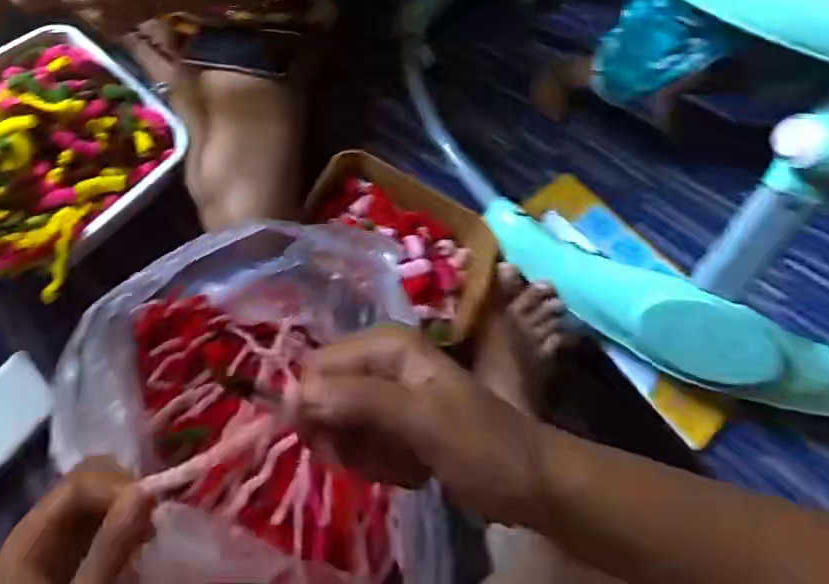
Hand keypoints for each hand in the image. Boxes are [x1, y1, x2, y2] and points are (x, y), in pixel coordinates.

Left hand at [0, 458, 154, 583]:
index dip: (116, 485)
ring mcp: (56, 544)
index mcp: (28, 536)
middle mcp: (40, 529)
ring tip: (150, 530)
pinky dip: (125, 523)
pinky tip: (141, 542)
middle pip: (86, 483)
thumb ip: (110, 549)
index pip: (76, 484)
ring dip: (127, 504)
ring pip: (97, 498)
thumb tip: (146, 492)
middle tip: (154, 516)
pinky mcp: (74, 560)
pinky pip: (101, 522)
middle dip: (123, 490)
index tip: (152, 505)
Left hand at [54, 0, 168, 37]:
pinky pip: (101, 26)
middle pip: (77, 12)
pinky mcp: (113, 33)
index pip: (65, 1)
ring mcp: (103, 27)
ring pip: (88, 20)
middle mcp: (93, 16)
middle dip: (82, 4)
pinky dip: (105, 19)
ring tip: (110, 1)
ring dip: (93, 12)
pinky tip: (118, 10)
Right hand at [284, 327, 554, 526]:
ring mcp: (387, 392)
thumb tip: (295, 394)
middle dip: (341, 435)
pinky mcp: (393, 422)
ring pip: (339, 423)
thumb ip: (359, 401)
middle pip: (324, 394)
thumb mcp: (420, 420)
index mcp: (386, 344)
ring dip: (361, 454)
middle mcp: (380, 360)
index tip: (321, 445)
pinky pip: (360, 442)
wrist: (532, 485)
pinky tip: (407, 471)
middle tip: (370, 462)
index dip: (310, 403)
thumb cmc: (481, 445)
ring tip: (399, 467)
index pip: (319, 365)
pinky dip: (376, 463)